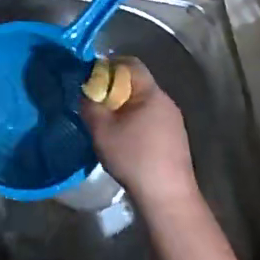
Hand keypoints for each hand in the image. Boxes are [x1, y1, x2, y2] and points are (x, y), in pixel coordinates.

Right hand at [78, 57, 199, 208]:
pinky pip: (149, 116)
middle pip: (136, 82)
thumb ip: (89, 103)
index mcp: (151, 94)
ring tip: (105, 123)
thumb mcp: (100, 128)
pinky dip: (132, 119)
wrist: (167, 195)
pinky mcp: (174, 136)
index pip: (130, 64)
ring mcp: (173, 120)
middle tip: (93, 104)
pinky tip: (123, 139)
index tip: (90, 82)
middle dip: (112, 88)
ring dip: (122, 106)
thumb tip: (85, 90)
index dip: (107, 66)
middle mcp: (166, 102)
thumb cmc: (132, 156)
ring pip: (141, 101)